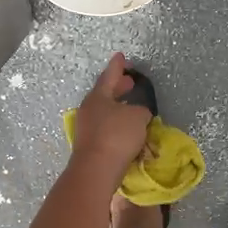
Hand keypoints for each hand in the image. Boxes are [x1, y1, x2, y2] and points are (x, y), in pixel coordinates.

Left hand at [67, 53, 154, 180]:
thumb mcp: (137, 118)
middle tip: (129, 82)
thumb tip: (138, 114)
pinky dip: (117, 124)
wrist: (95, 171)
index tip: (121, 56)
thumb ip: (141, 110)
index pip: (110, 75)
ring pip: (106, 112)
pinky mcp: (90, 145)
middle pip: (105, 93)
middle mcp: (89, 109)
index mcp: (98, 96)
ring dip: (119, 108)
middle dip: (119, 87)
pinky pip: (106, 128)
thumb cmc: (116, 136)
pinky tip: (127, 131)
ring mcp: (87, 127)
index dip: (118, 66)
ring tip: (132, 107)